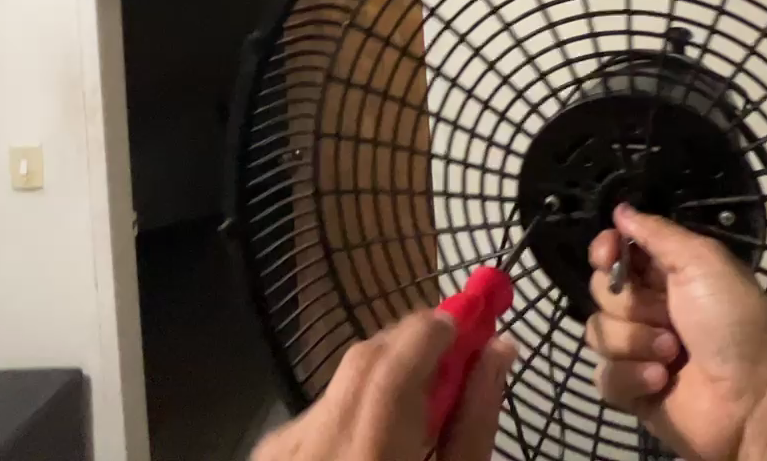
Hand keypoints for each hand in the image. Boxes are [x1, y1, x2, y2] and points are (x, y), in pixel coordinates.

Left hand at [251, 309, 515, 460]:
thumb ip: (476, 420)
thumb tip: (500, 347)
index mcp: (369, 460)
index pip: (398, 361)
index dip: (438, 327)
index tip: (474, 319)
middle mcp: (312, 448)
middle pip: (366, 360)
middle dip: (415, 344)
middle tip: (456, 357)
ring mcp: (279, 453)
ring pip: (342, 381)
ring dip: (385, 378)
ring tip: (415, 418)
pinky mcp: (265, 458)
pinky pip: (319, 410)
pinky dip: (352, 408)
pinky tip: (370, 447)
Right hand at [587, 205, 766, 460]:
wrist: (754, 401)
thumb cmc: (734, 321)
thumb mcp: (703, 261)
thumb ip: (656, 232)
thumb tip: (620, 208)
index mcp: (664, 272)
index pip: (615, 251)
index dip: (605, 250)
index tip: (608, 254)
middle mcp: (647, 306)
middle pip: (600, 289)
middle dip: (630, 302)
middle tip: (666, 314)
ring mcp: (636, 348)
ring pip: (598, 331)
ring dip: (636, 341)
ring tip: (672, 353)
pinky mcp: (631, 389)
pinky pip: (604, 375)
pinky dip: (632, 376)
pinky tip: (661, 380)